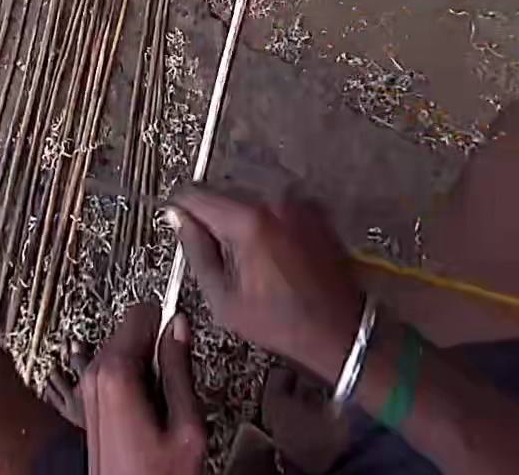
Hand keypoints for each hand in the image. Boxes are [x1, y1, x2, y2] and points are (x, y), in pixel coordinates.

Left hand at [81, 302, 205, 474]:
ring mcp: (90, 387)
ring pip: (128, 348)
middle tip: (176, 389)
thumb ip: (180, 369)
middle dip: (158, 348)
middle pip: (134, 328)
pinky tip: (149, 417)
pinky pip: (120, 370)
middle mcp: (97, 373)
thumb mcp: (186, 429)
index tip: (182, 348)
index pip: (143, 311)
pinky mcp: (91, 401)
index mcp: (116, 373)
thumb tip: (179, 324)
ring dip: (149, 367)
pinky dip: (137, 382)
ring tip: (163, 409)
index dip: (167, 324)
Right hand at [168, 186, 365, 381]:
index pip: (197, 194)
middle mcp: (272, 199)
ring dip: (239, 211)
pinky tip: (272, 245)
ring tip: (248, 249)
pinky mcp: (312, 204)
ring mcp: (295, 198)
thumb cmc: (281, 321)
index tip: (177, 217)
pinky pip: (274, 198)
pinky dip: (266, 213)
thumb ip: (197, 252)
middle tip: (218, 246)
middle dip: (213, 213)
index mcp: (248, 221)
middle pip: (223, 190)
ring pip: (248, 193)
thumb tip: (177, 218)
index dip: (181, 206)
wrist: (341, 329)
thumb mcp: (225, 300)